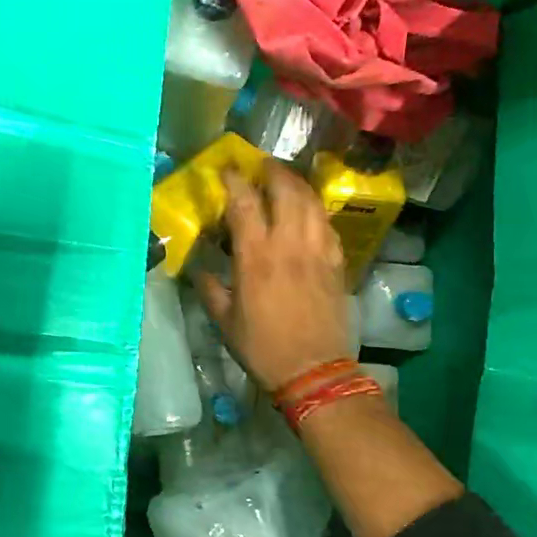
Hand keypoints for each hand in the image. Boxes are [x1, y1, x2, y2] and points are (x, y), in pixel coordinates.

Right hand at [196, 164, 354, 390]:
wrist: (314, 371)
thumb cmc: (263, 347)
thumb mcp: (225, 321)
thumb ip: (211, 289)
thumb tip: (199, 269)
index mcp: (256, 257)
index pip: (244, 203)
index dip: (234, 180)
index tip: (227, 168)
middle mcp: (289, 245)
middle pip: (286, 191)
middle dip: (273, 171)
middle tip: (263, 165)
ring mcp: (318, 251)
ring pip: (312, 203)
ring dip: (298, 184)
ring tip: (287, 180)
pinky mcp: (337, 263)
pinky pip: (328, 225)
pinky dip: (316, 211)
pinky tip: (309, 212)